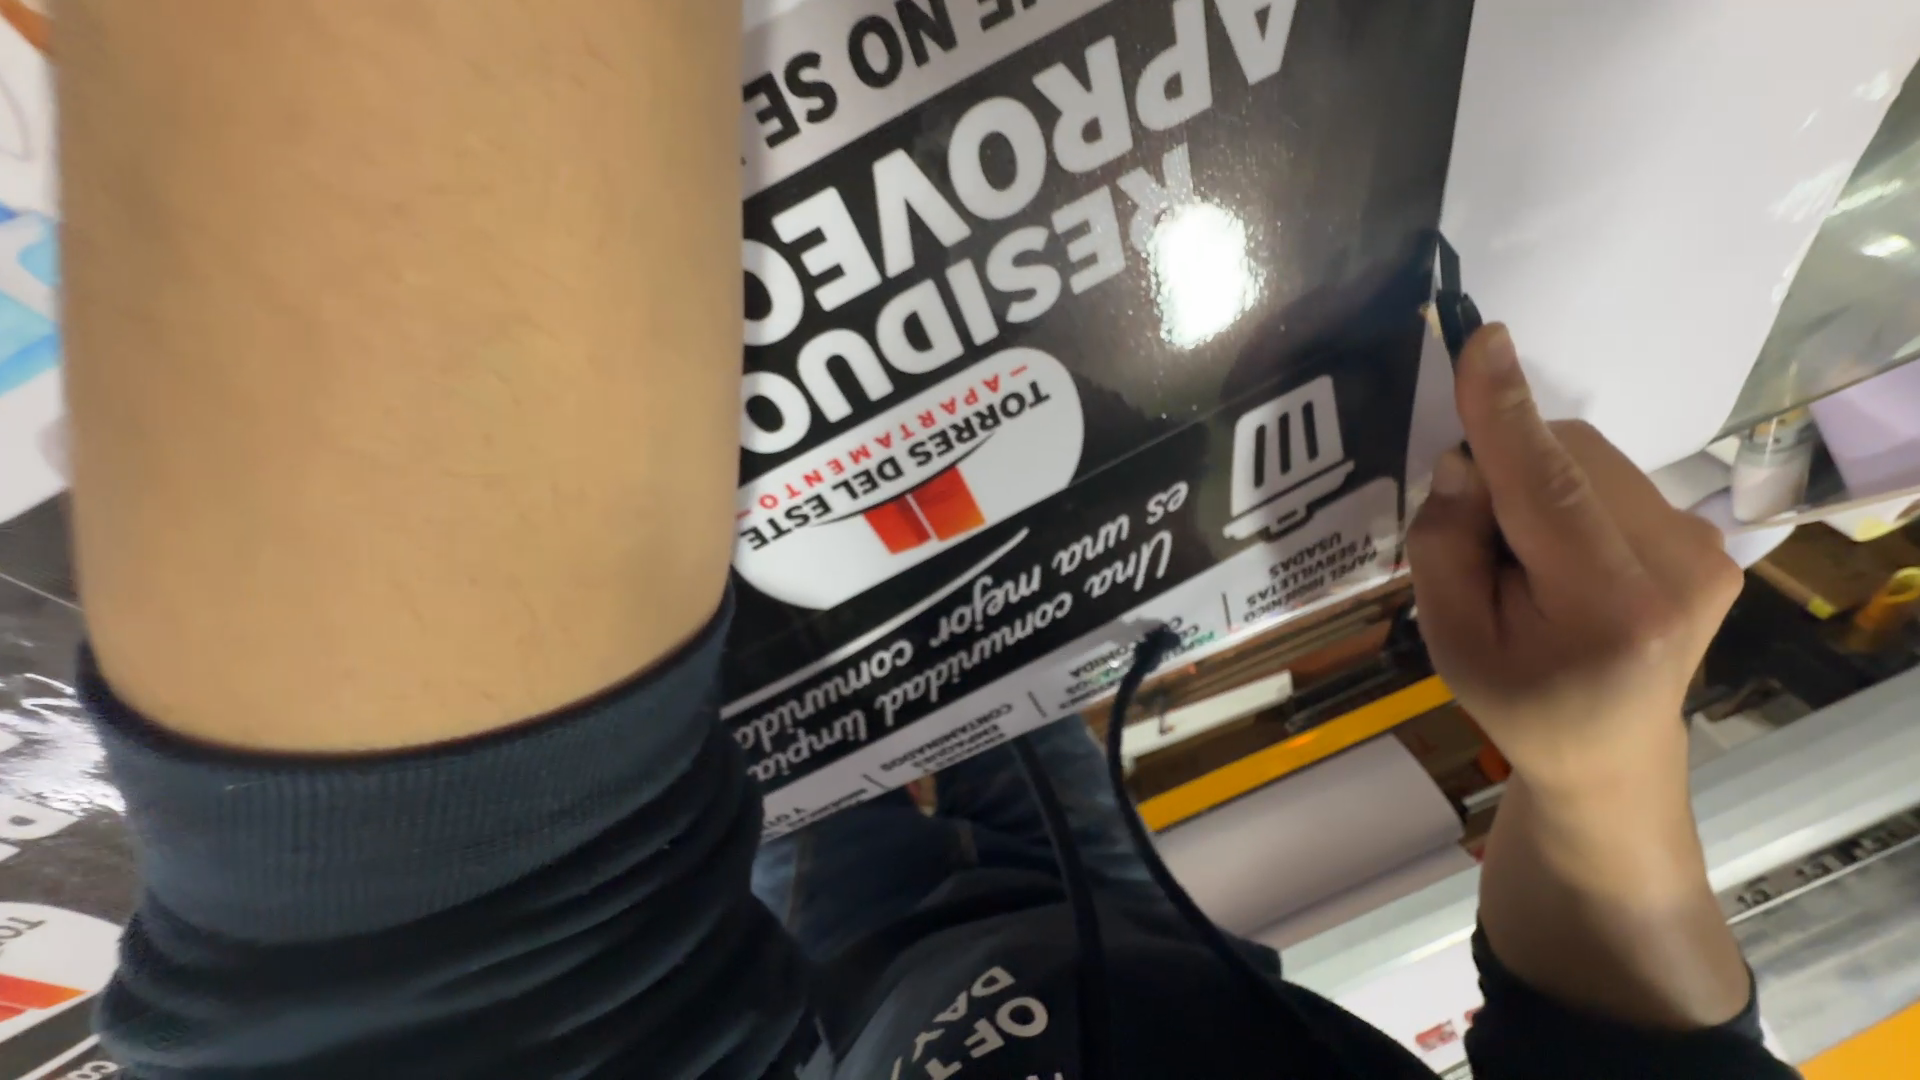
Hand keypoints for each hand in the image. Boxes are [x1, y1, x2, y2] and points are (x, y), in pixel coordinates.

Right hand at [1406, 325, 1743, 796]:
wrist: (1606, 751)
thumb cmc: (1515, 698)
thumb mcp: (1447, 636)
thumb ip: (1445, 546)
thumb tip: (1464, 464)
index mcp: (1605, 605)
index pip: (1547, 487)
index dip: (1506, 415)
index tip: (1484, 342)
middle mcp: (1677, 564)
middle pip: (1566, 458)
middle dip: (1502, 472)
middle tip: (1475, 544)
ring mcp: (1704, 548)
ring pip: (1586, 459)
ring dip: (1531, 485)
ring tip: (1522, 559)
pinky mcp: (1707, 538)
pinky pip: (1608, 477)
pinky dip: (1562, 497)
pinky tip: (1558, 556)